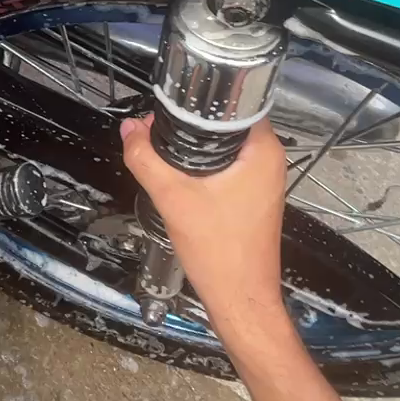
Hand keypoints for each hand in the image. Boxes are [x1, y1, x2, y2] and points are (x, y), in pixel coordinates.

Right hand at [122, 115, 289, 325]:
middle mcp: (270, 160)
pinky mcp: (252, 195)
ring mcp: (263, 179)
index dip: (195, 101)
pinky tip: (178, 173)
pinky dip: (202, 164)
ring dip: (194, 146)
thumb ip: (145, 158)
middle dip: (188, 124)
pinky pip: (225, 165)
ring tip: (162, 148)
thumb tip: (129, 129)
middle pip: (223, 123)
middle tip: (157, 129)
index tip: (166, 106)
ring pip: (222, 145)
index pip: (230, 103)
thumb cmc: (219, 249)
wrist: (239, 299)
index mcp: (263, 150)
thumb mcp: (172, 196)